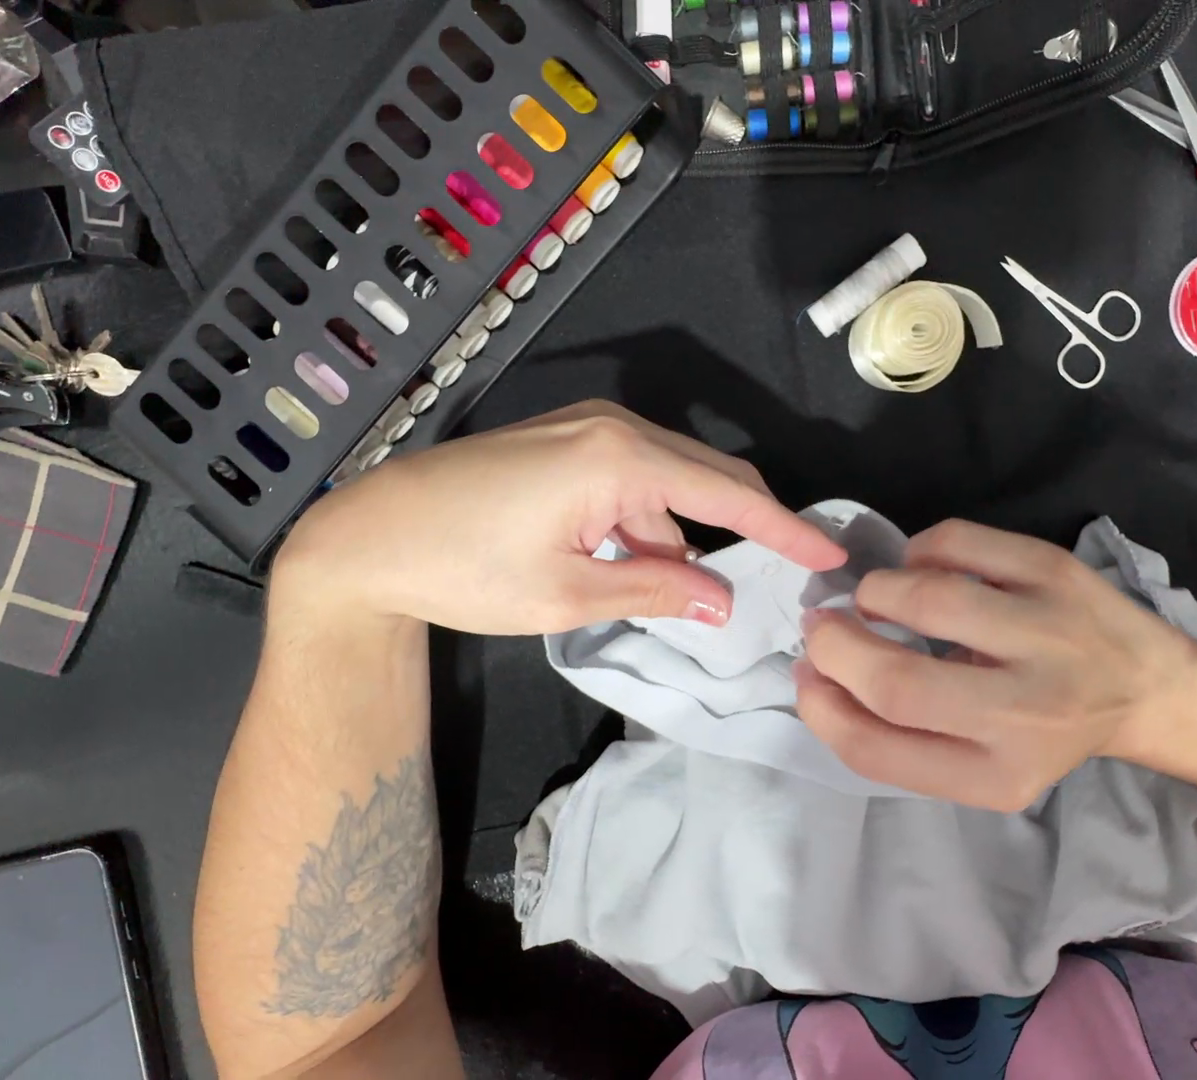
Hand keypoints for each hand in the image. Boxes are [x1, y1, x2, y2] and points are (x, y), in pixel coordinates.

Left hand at [271, 401, 845, 634]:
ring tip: (676, 590)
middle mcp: (614, 428)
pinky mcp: (567, 441)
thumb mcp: (567, 594)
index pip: (728, 496)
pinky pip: (635, 478)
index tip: (830, 553)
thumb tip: (724, 601)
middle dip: (749, 524)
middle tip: (787, 570)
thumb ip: (656, 589)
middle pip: (710, 475)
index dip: (785, 529)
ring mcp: (588, 428)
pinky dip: (649, 520)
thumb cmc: (464, 570)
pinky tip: (634, 560)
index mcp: (620, 460)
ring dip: (685, 532)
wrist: (366, 537)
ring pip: (671, 480)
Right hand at [795, 519, 1196, 810]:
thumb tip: (818, 671)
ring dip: (876, 590)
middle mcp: (1027, 715)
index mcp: (997, 775)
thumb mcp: (979, 763)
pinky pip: (955, 541)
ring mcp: (1048, 637)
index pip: (876, 750)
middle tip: (824, 624)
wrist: (1148, 688)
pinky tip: (923, 566)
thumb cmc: (1044, 728)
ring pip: (927, 599)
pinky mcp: (1057, 574)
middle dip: (836, 644)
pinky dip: (918, 549)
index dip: (820, 707)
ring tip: (877, 596)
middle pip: (895, 682)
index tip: (808, 673)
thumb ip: (900, 734)